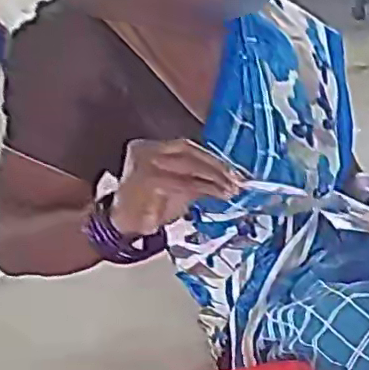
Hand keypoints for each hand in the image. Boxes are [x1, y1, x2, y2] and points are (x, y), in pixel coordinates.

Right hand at [109, 139, 243, 235]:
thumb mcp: (182, 188)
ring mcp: (145, 162)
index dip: (213, 158)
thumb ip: (200, 180)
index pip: (187, 147)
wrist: (129, 222)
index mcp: (152, 148)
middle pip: (189, 152)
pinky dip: (207, 188)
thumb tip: (229, 182)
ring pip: (189, 165)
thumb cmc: (155, 205)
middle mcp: (146, 150)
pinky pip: (185, 182)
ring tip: (233, 190)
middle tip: (239, 181)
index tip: (236, 171)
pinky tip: (220, 195)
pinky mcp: (149, 179)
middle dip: (218, 167)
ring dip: (215, 178)